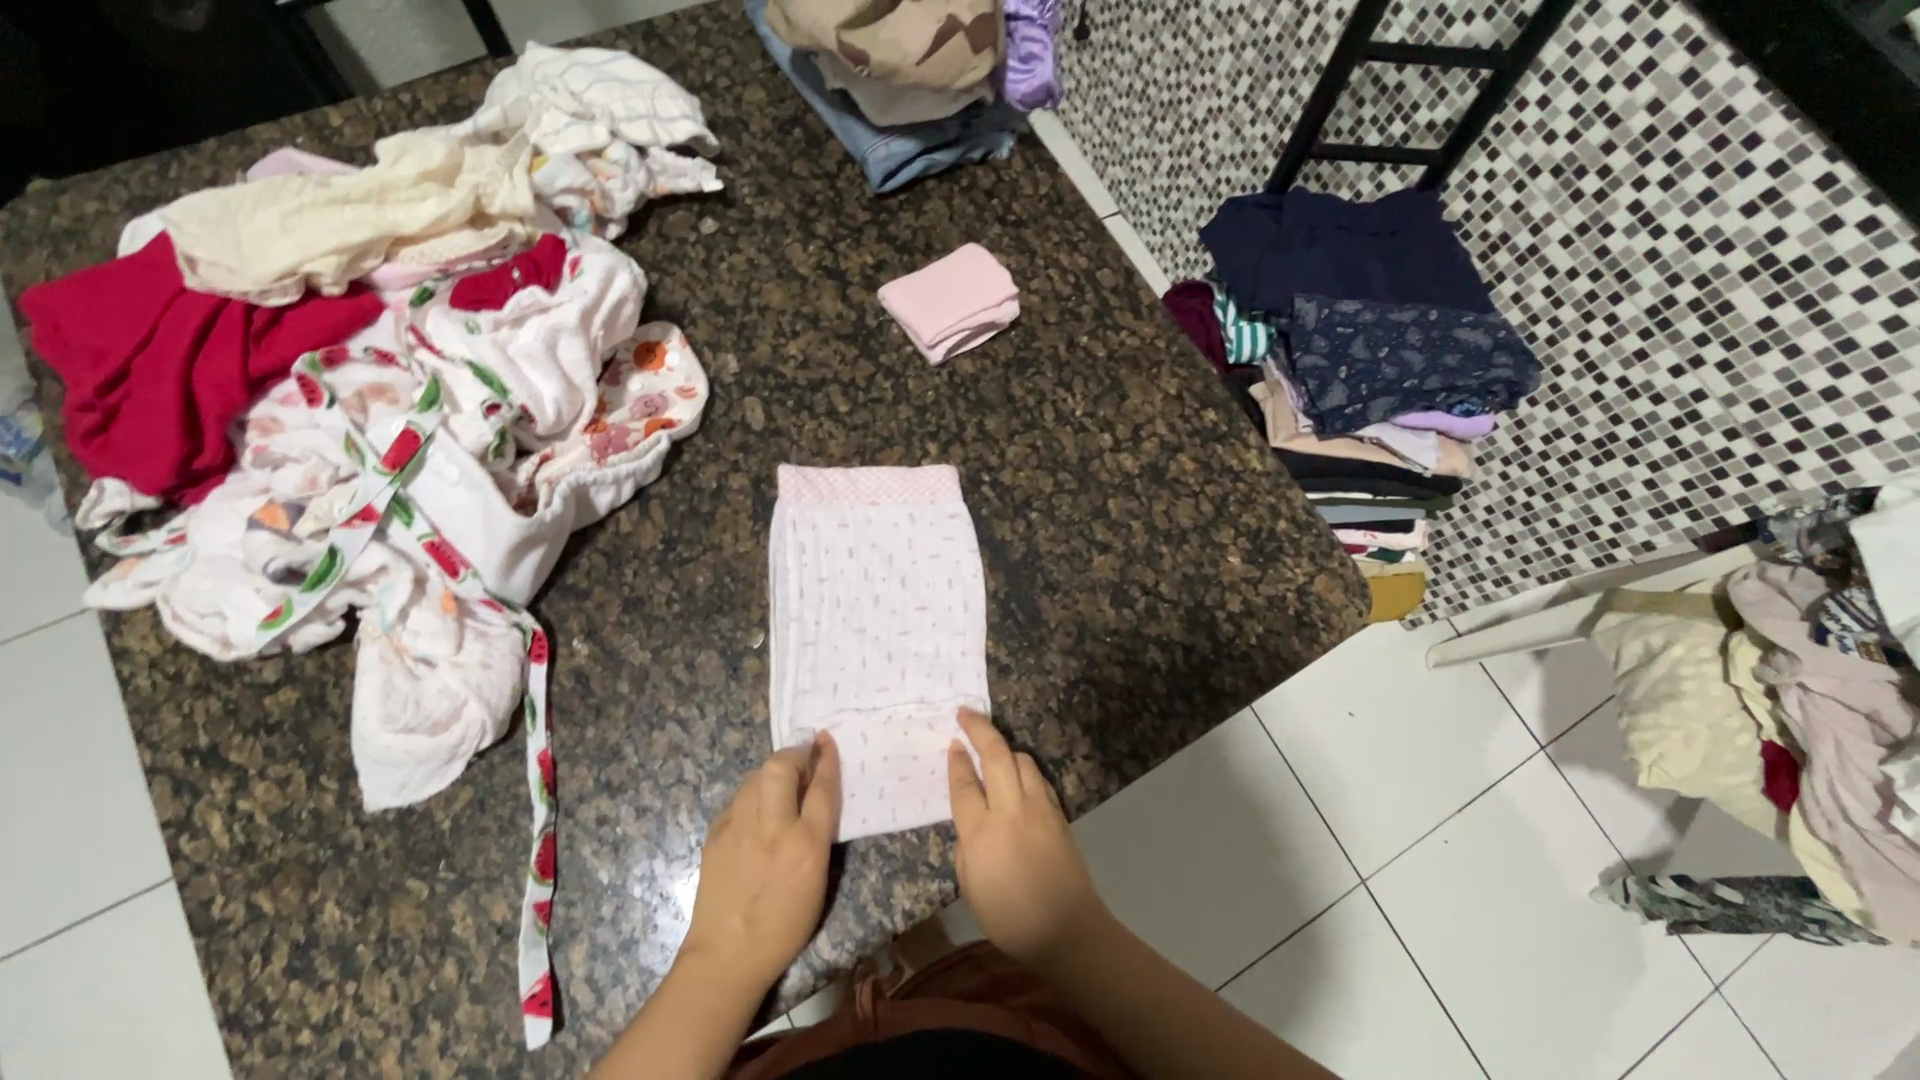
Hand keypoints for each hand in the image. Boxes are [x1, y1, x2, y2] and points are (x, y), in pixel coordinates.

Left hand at [679, 732, 841, 991]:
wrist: (727, 954)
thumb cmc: (784, 926)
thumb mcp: (818, 882)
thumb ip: (818, 836)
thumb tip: (814, 801)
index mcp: (806, 844)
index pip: (821, 788)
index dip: (827, 759)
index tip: (827, 739)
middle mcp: (772, 827)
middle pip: (782, 767)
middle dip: (795, 752)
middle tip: (805, 752)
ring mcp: (738, 828)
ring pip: (756, 777)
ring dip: (772, 769)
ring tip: (782, 777)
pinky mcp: (715, 833)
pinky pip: (739, 799)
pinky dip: (753, 793)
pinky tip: (757, 806)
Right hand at [947, 708, 1110, 964]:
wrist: (1066, 930)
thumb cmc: (1008, 917)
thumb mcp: (970, 885)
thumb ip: (967, 844)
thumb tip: (971, 820)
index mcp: (982, 832)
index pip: (965, 784)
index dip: (957, 761)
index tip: (953, 742)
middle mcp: (1011, 810)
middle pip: (996, 755)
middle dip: (980, 729)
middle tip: (965, 714)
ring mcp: (1040, 808)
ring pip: (1022, 761)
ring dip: (1005, 748)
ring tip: (992, 748)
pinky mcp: (1059, 814)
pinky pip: (1038, 779)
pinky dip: (1023, 769)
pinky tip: (1016, 775)